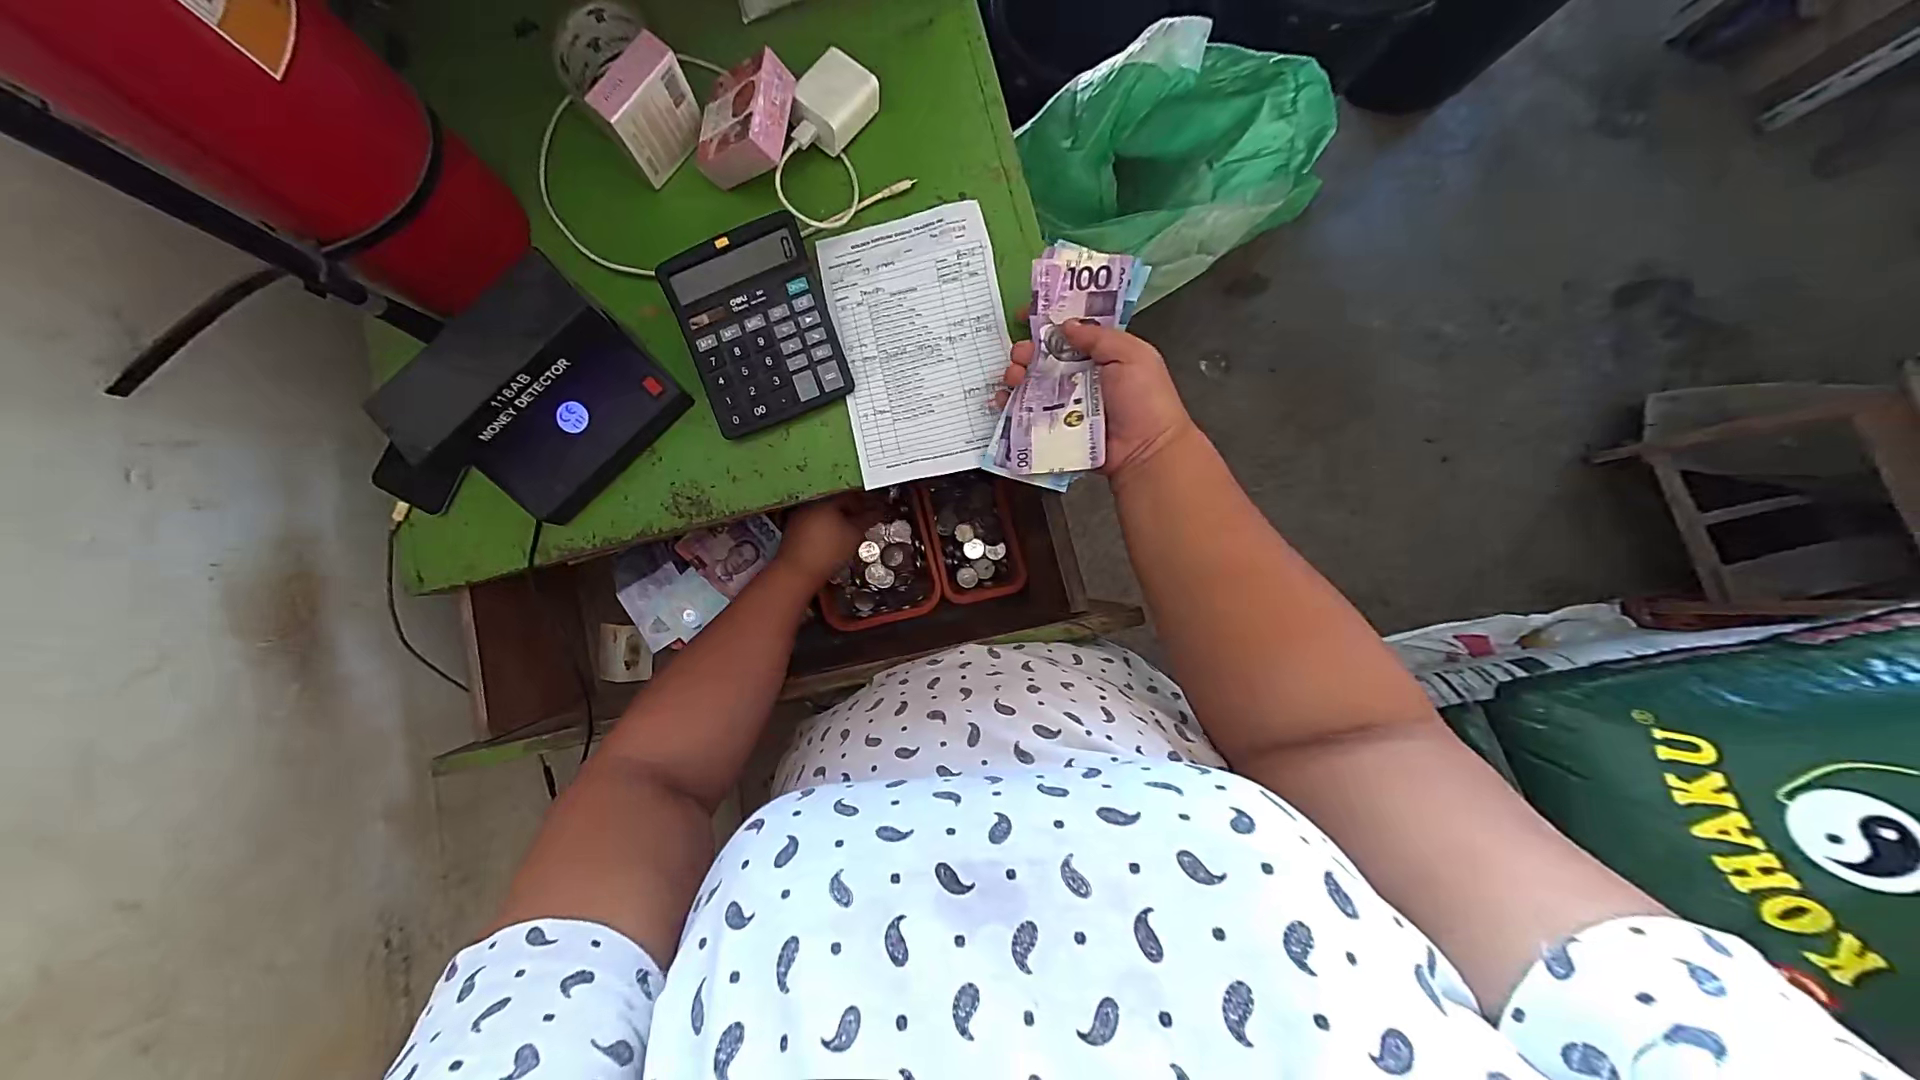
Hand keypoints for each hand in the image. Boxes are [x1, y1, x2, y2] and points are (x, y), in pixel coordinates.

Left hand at [775, 494, 882, 583]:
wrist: (798, 573)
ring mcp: (799, 518)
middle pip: (838, 503)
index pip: (852, 495)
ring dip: (840, 520)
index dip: (867, 502)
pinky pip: (816, 524)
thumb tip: (877, 511)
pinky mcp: (794, 532)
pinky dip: (828, 528)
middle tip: (867, 518)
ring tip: (853, 530)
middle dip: (854, 510)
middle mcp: (810, 504)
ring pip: (826, 514)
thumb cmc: (825, 553)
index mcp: (826, 500)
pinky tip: (836, 539)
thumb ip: (868, 519)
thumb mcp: (855, 534)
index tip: (876, 507)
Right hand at [1001, 318, 1197, 479]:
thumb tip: (1066, 325)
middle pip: (1042, 358)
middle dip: (1025, 350)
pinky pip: (1025, 415)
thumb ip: (1099, 337)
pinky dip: (1009, 406)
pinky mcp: (1052, 429)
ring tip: (1014, 375)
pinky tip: (1004, 399)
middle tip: (1022, 353)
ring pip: (1029, 384)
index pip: (1068, 333)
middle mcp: (1078, 378)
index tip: (1025, 314)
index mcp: (1098, 356)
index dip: (1046, 322)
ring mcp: (1063, 405)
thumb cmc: (1145, 401)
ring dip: (1015, 374)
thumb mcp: (1132, 355)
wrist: (1144, 450)